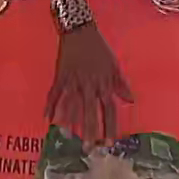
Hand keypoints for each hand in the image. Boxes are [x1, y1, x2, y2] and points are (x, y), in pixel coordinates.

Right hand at [46, 23, 132, 144]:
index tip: (109, 142)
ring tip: (69, 138)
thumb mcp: (114, 64)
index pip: (109, 108)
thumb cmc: (99, 48)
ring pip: (72, 105)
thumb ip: (121, 84)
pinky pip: (55, 93)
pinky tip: (48, 119)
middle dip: (89, 130)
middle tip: (89, 148)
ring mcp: (73, 81)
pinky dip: (50, 106)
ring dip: (70, 122)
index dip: (109, 125)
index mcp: (104, 82)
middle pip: (90, 111)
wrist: (80, 31)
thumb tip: (130, 100)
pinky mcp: (61, 76)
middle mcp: (89, 84)